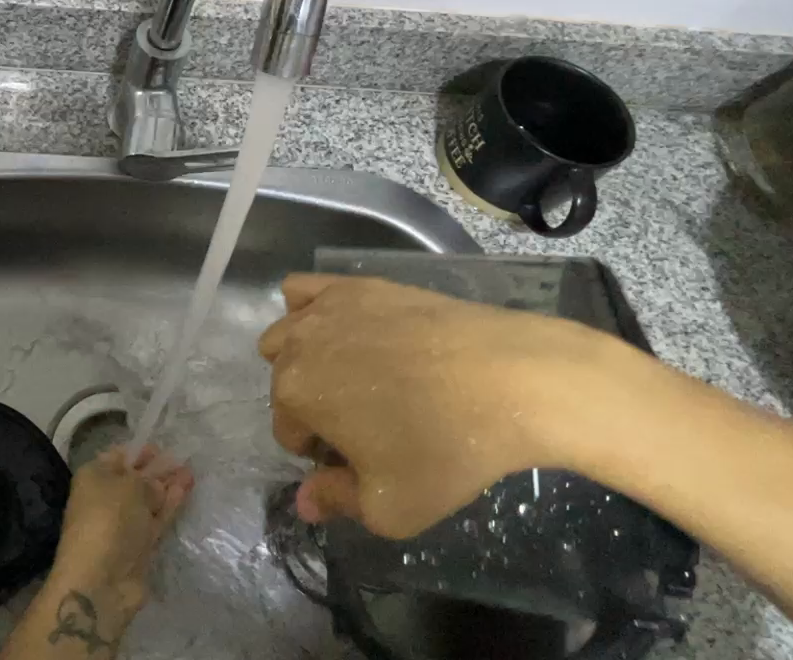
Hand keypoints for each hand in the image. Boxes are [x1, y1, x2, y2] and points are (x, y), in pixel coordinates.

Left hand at [49, 445, 193, 611]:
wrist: (101, 580)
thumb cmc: (108, 518)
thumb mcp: (129, 488)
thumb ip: (148, 482)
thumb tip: (157, 487)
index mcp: (94, 477)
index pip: (117, 457)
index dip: (139, 451)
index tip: (161, 447)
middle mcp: (106, 497)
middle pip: (134, 478)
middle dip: (157, 468)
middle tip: (183, 458)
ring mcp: (123, 523)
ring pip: (148, 499)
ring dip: (167, 486)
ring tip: (190, 472)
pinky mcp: (139, 545)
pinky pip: (156, 518)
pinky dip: (169, 505)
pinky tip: (185, 490)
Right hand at [258, 273, 631, 537]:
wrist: (510, 380)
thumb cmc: (446, 449)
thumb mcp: (391, 507)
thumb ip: (337, 501)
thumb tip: (305, 502)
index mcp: (295, 395)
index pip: (287, 431)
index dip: (322, 453)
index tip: (362, 458)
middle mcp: (296, 345)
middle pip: (283, 382)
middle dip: (311, 404)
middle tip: (363, 422)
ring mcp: (324, 309)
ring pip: (283, 335)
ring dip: (300, 358)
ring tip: (350, 375)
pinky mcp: (355, 285)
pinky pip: (303, 289)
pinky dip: (307, 308)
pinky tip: (341, 328)